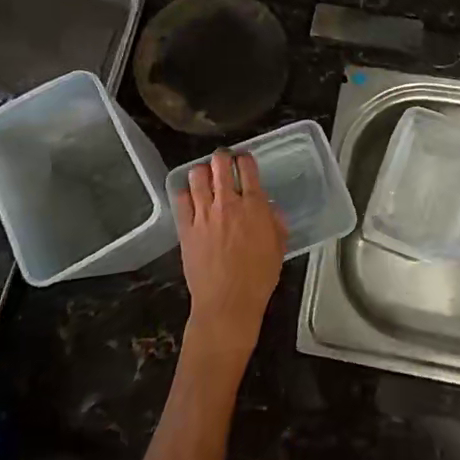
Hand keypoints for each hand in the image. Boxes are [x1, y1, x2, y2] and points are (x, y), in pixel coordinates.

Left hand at [176, 151, 286, 363]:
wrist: (227, 302)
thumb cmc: (259, 277)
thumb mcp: (278, 247)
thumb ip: (275, 223)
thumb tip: (269, 209)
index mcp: (254, 206)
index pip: (248, 168)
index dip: (245, 158)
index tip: (244, 160)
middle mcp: (227, 203)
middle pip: (219, 164)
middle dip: (222, 157)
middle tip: (223, 161)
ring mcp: (203, 214)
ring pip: (197, 176)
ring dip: (202, 172)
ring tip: (205, 177)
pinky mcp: (185, 228)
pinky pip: (180, 199)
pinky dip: (185, 192)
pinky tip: (190, 196)